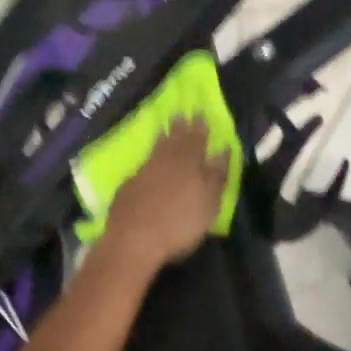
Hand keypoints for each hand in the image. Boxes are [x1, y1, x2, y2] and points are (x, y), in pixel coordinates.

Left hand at [98, 118, 231, 270]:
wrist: (133, 239)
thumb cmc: (179, 225)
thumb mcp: (208, 203)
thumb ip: (216, 175)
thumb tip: (223, 149)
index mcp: (189, 164)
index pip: (197, 140)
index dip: (200, 127)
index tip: (201, 113)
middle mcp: (165, 162)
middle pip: (175, 140)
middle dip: (181, 126)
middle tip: (182, 112)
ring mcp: (143, 172)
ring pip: (156, 149)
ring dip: (162, 137)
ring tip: (165, 126)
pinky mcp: (128, 186)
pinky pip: (142, 164)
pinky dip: (147, 157)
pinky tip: (147, 160)